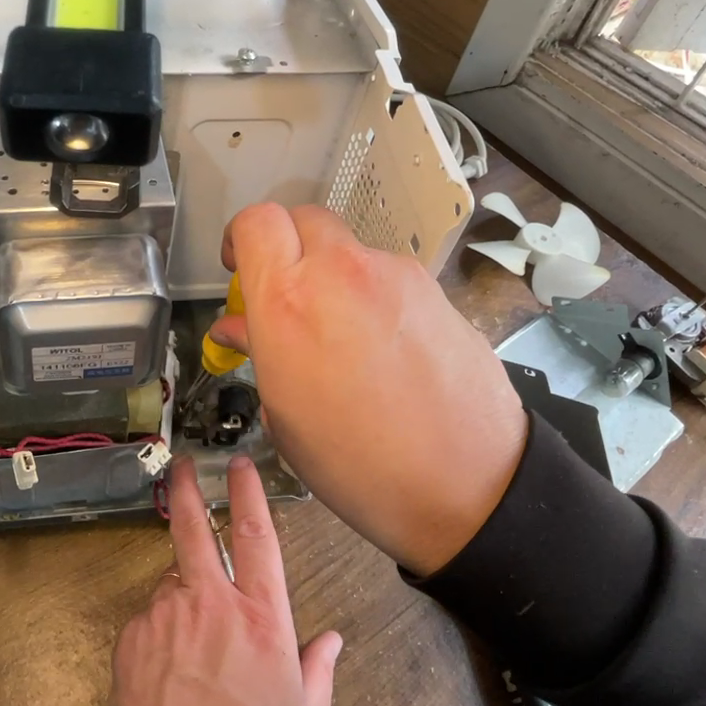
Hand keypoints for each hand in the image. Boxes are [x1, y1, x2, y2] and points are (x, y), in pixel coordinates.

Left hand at [108, 457, 341, 705]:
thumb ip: (320, 673)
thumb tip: (332, 639)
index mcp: (262, 620)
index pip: (256, 536)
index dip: (247, 491)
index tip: (239, 464)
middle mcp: (212, 604)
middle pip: (195, 527)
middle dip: (188, 488)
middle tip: (182, 466)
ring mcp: (167, 615)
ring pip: (173, 580)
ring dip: (183, 593)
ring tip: (194, 646)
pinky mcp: (134, 634)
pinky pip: (152, 616)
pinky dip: (163, 627)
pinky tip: (171, 668)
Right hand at [209, 204, 527, 574]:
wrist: (467, 486)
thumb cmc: (360, 466)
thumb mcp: (285, 416)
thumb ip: (257, 352)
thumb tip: (239, 326)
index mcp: (288, 304)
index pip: (256, 221)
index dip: (240, 238)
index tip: (239, 268)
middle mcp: (340, 273)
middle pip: (302, 218)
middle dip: (286, 247)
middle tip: (284, 293)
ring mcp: (394, 276)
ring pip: (348, 249)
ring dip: (332, 275)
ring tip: (340, 333)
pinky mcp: (434, 289)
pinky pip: (387, 275)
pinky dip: (372, 295)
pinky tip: (382, 346)